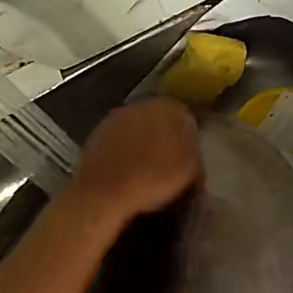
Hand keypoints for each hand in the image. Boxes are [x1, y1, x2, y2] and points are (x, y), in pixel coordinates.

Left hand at [66, 98, 200, 225]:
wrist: (107, 188)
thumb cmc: (153, 179)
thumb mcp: (188, 169)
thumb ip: (193, 148)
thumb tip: (191, 142)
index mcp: (167, 108)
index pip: (184, 113)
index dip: (187, 132)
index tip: (188, 150)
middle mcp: (141, 104)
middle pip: (159, 116)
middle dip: (164, 133)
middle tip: (168, 157)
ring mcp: (118, 115)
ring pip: (137, 124)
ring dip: (143, 138)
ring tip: (146, 163)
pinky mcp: (99, 129)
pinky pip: (119, 135)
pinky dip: (125, 146)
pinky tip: (126, 164)